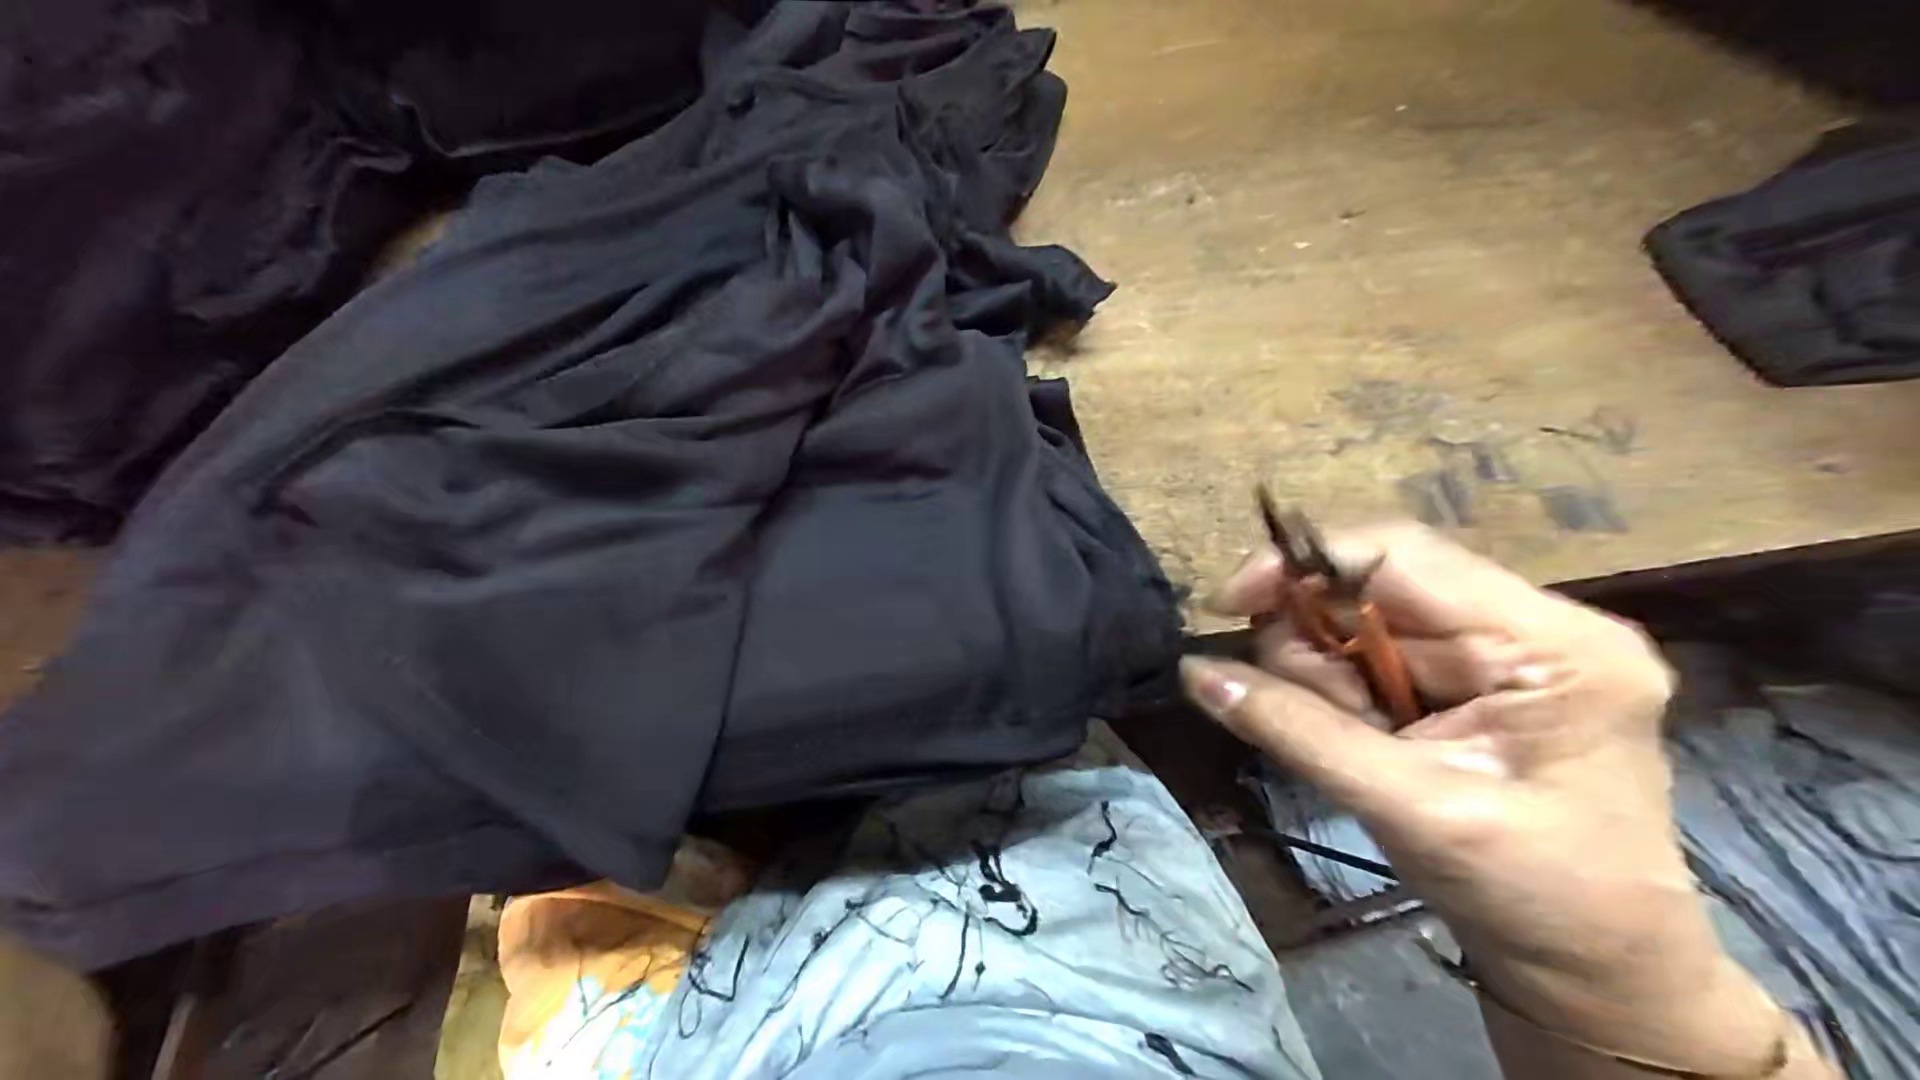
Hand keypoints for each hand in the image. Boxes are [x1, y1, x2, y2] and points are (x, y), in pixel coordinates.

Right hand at [1179, 523, 1791, 1074]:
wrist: (1595, 966)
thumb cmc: (1535, 894)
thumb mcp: (1406, 806)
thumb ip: (1296, 729)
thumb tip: (1196, 672)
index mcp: (1548, 643)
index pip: (1400, 552)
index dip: (1303, 564)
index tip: (1233, 603)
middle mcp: (1525, 624)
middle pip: (1369, 584)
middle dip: (1313, 642)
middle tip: (1305, 709)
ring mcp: (1496, 647)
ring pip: (1355, 618)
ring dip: (1321, 673)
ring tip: (1351, 739)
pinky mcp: (1469, 672)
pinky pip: (1365, 650)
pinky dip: (1335, 686)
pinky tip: (1358, 731)